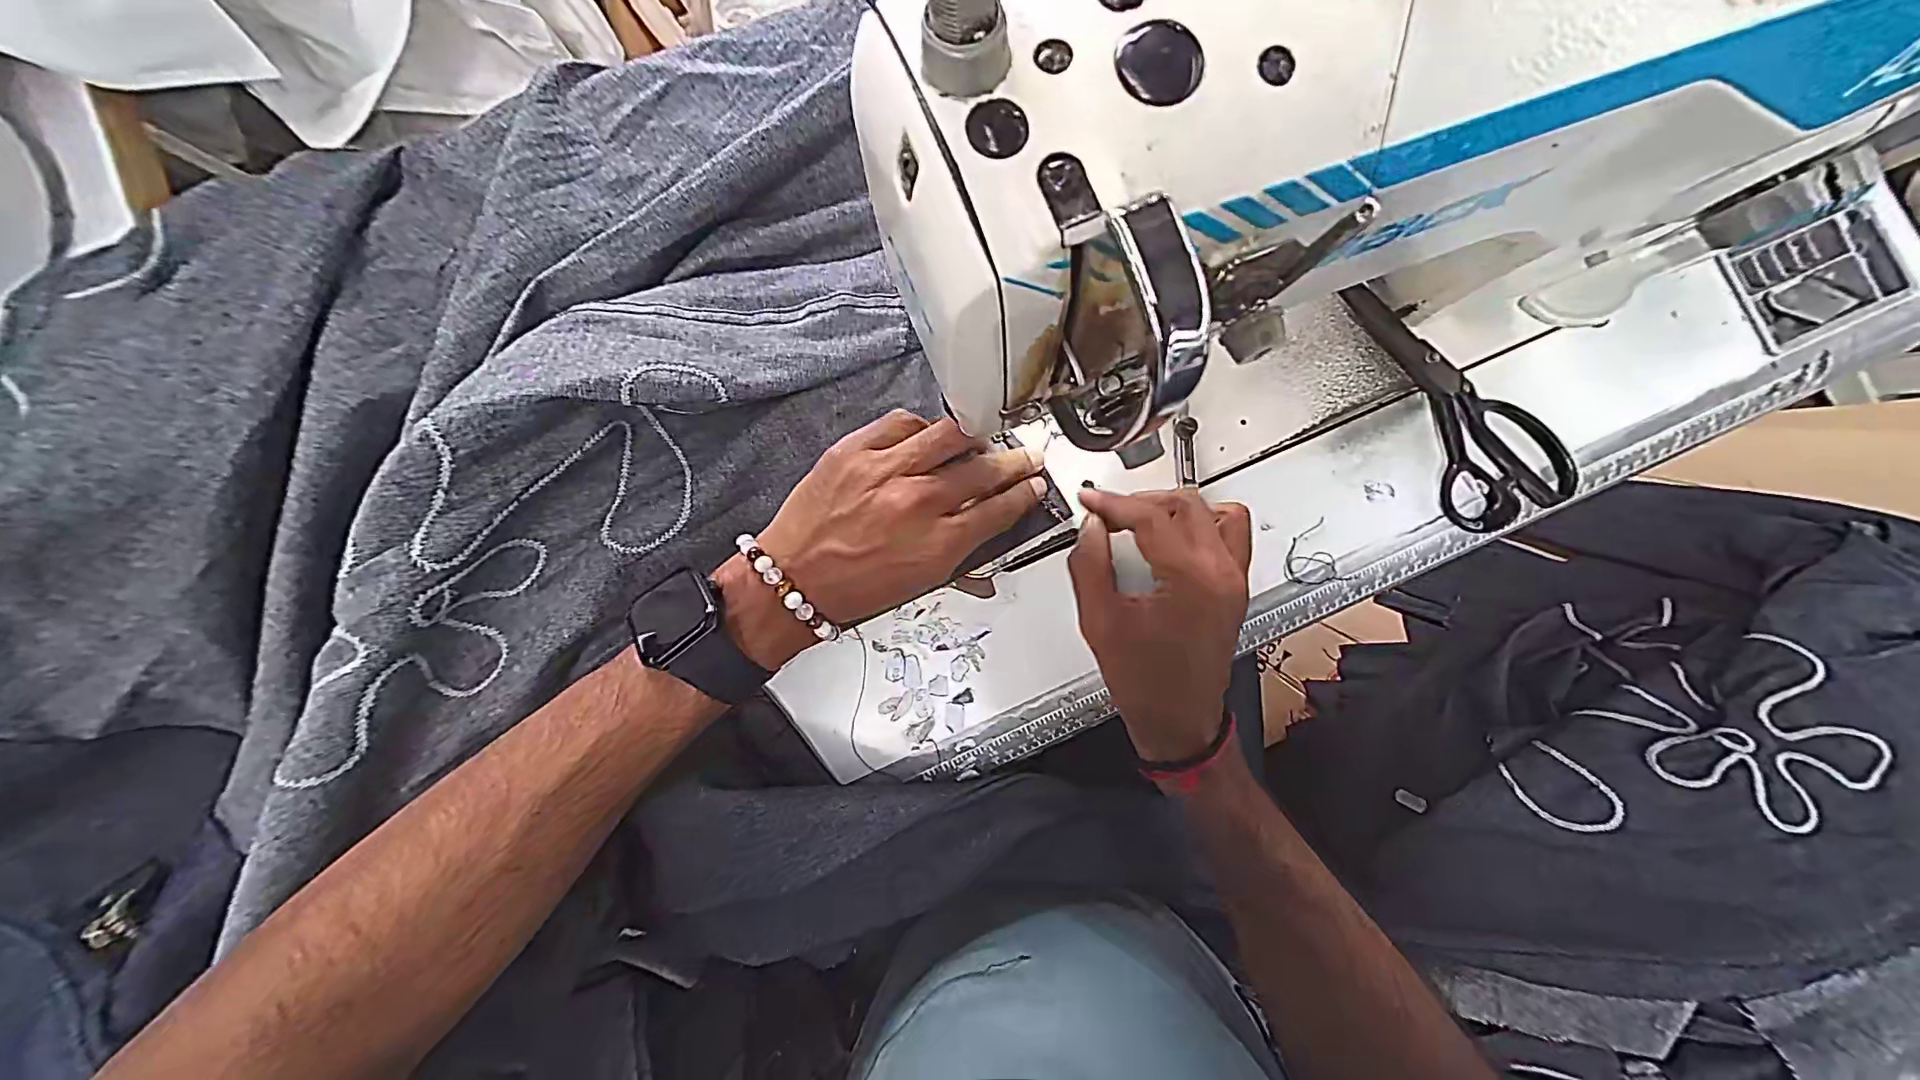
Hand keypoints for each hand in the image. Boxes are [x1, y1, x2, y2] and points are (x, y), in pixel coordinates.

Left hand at [716, 410, 1044, 669]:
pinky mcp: (855, 451)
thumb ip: (962, 564)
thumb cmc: (851, 590)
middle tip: (1023, 457)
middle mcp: (917, 503)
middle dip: (1014, 462)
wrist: (792, 581)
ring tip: (980, 443)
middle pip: (983, 470)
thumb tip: (990, 554)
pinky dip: (922, 427)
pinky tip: (928, 436)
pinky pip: (902, 423)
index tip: (1032, 485)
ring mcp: (885, 472)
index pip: (999, 508)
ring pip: (950, 436)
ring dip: (975, 439)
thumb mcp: (919, 585)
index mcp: (938, 544)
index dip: (1024, 494)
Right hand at [1067, 488, 1252, 761]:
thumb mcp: (1099, 622)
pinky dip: (1203, 525)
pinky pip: (1231, 535)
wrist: (1179, 720)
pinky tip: (1172, 540)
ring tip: (1141, 523)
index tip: (1091, 501)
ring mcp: (1235, 580)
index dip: (1113, 503)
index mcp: (1192, 579)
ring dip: (1175, 509)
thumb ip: (1089, 565)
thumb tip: (1091, 528)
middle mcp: (1223, 574)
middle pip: (1185, 505)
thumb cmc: (1148, 684)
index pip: (1151, 516)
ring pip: (1215, 512)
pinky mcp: (1236, 588)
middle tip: (1109, 516)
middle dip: (1141, 502)